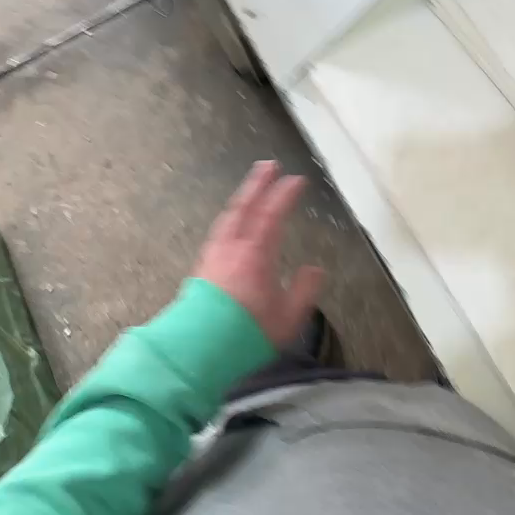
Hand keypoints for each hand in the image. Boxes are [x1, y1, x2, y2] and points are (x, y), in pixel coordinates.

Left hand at [194, 161, 326, 346]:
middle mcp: (232, 247)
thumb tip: (315, 269)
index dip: (285, 194)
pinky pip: (218, 231)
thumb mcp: (288, 316)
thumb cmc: (248, 332)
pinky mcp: (201, 268)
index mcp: (256, 253)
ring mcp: (213, 255)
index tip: (297, 179)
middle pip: (245, 206)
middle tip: (269, 165)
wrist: (199, 349)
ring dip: (241, 198)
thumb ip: (304, 290)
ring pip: (228, 217)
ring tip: (249, 188)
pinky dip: (229, 218)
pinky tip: (230, 224)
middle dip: (258, 183)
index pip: (273, 214)